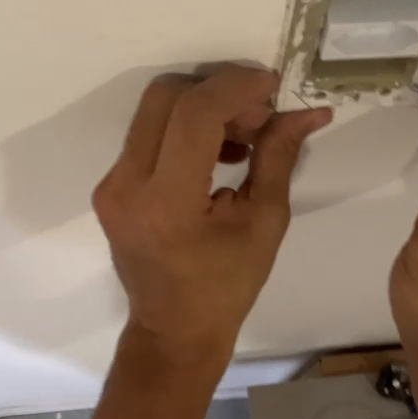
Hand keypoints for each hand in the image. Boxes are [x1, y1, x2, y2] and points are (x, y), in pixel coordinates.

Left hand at [93, 66, 332, 363]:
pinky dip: (183, 129)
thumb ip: (278, 157)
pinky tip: (218, 153)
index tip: (272, 87)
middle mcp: (126, 187)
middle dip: (218, 92)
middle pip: (165, 97)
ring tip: (243, 140)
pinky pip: (146, 135)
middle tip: (258, 117)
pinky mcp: (110, 188)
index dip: (237, 87)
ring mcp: (111, 186)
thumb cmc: (226, 288)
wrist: (174, 331)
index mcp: (166, 203)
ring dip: (201, 108)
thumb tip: (307, 111)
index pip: (195, 114)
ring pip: (153, 111)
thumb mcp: (264, 223)